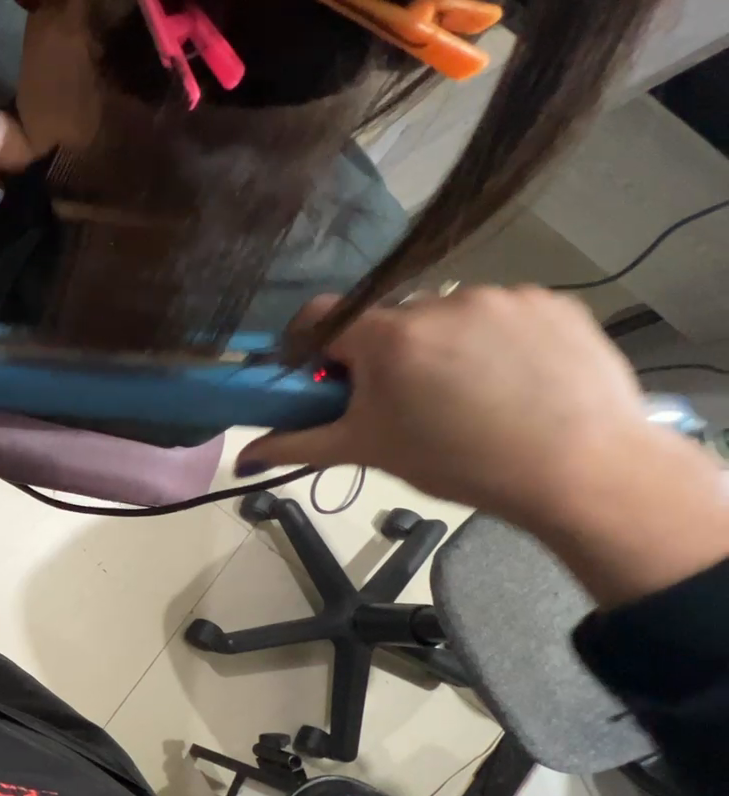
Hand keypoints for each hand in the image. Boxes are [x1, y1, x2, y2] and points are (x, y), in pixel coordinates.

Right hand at [242, 287, 728, 604]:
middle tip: (400, 399)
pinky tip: (506, 378)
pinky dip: (491, 339)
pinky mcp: (552, 302)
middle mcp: (441, 303)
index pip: (323, 315)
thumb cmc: (455, 461)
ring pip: (445, 316)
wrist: (581, 469)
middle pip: (387, 321)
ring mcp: (502, 298)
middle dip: (384, 353)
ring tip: (463, 392)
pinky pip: (498, 312)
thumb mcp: (365, 451)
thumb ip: (296, 444)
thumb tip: (242, 456)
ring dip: (439, 345)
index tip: (324, 375)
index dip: (313, 343)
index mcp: (388, 338)